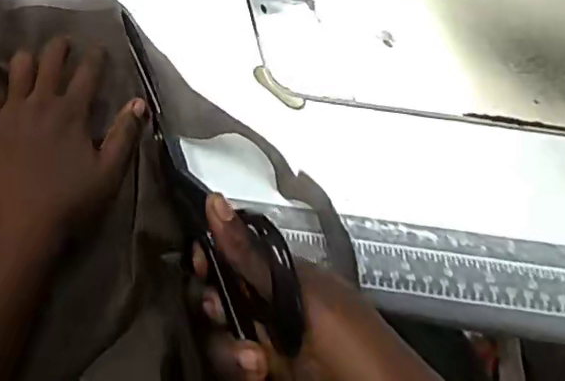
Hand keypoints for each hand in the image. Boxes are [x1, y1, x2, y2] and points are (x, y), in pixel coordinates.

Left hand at [0, 36, 145, 251]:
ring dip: (26, 59)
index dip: (95, 56)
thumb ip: (123, 135)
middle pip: (51, 58)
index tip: (98, 47)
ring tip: (30, 61)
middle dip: (60, 46)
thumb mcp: (107, 174)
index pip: (87, 73)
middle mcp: (41, 100)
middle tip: (64, 43)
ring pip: (18, 66)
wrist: (18, 224)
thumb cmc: (67, 202)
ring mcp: (11, 109)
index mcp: (71, 111)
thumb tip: (139, 102)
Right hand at [192, 192, 294, 380]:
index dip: (209, 260)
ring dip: (227, 349)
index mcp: (281, 281)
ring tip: (257, 363)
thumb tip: (213, 201)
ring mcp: (269, 354)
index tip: (201, 264)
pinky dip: (235, 370)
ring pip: (218, 342)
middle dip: (212, 308)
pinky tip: (257, 373)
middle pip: (214, 300)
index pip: (228, 259)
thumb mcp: (306, 298)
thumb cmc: (364, 353)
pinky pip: (230, 372)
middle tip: (222, 313)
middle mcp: (269, 314)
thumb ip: (254, 257)